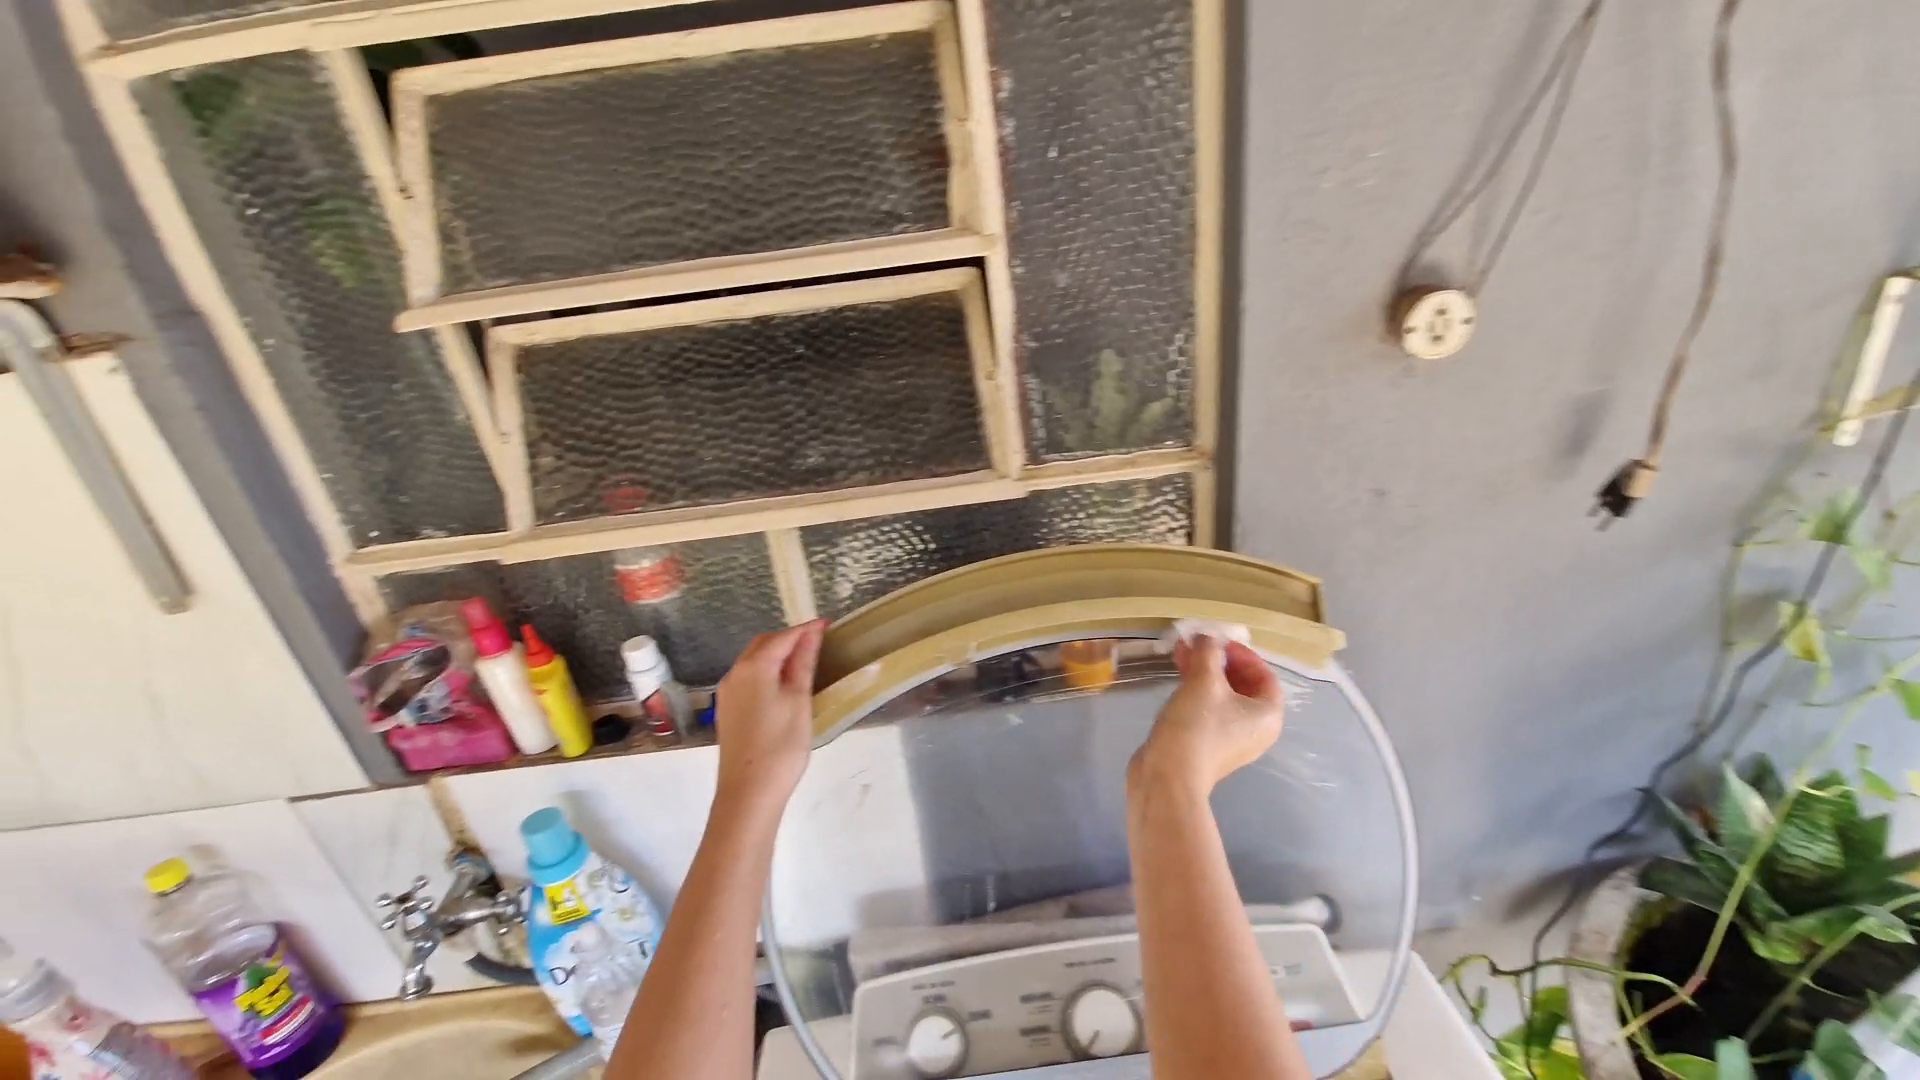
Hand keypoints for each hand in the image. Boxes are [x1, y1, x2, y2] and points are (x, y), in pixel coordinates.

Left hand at [714, 620, 825, 807]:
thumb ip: (803, 664)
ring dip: (776, 654)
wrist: (748, 792)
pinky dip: (766, 671)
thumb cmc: (781, 745)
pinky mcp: (728, 710)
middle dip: (789, 638)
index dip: (806, 629)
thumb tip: (812, 634)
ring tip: (804, 659)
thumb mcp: (799, 700)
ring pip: (753, 661)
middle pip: (763, 645)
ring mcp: (728, 693)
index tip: (828, 624)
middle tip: (817, 640)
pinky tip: (782, 683)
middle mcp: (735, 674)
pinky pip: (748, 678)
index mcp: (753, 667)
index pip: (783, 638)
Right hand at [1130, 635, 1284, 797]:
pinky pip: (1210, 710)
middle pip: (1243, 685)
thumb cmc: (1197, 726)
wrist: (1169, 776)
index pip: (1265, 675)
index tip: (1217, 641)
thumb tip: (1207, 638)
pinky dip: (1197, 691)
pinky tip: (1177, 677)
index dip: (1242, 653)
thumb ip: (1208, 652)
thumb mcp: (1203, 680)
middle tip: (1195, 644)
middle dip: (1218, 661)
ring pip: (1223, 697)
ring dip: (1204, 673)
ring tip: (1180, 654)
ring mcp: (1232, 740)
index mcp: (1268, 715)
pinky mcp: (1209, 745)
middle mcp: (1257, 729)